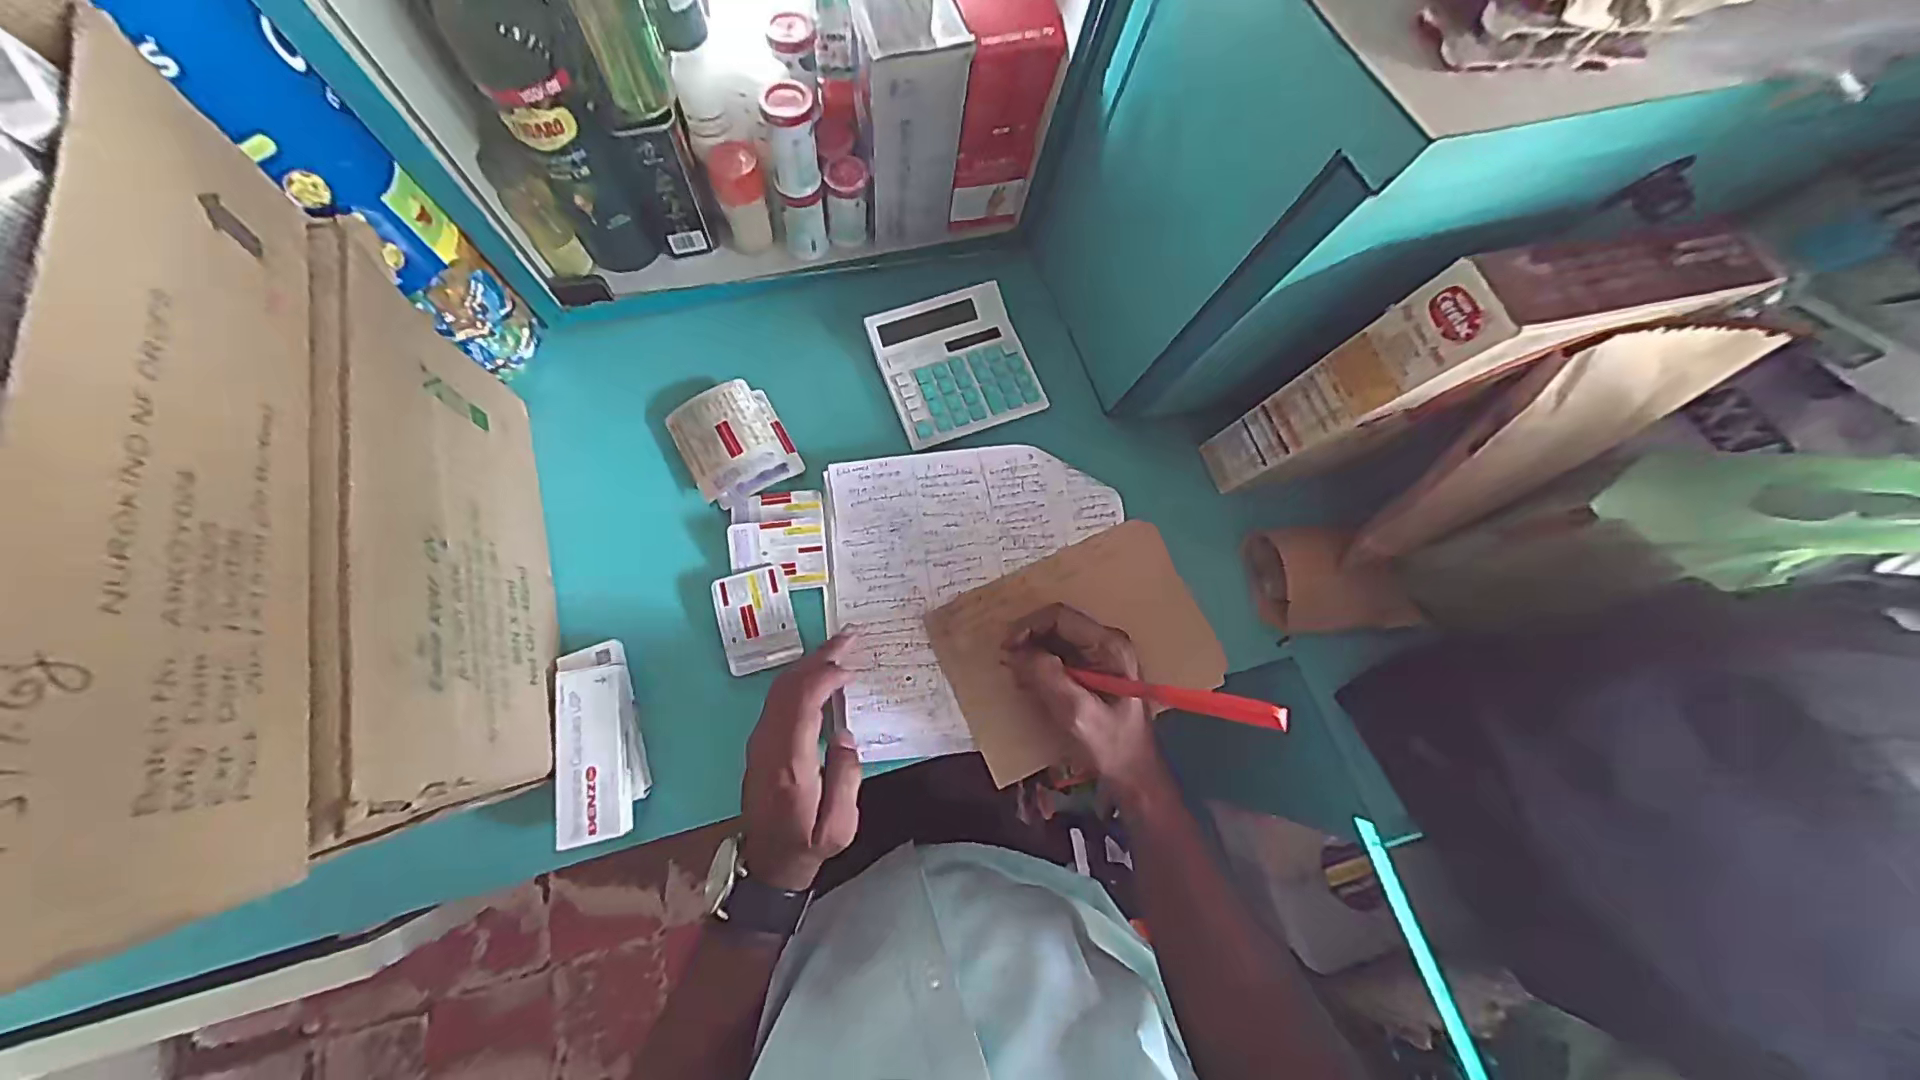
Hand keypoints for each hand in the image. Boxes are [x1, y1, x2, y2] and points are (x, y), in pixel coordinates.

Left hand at [740, 631, 862, 891]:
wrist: (767, 865)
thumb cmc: (807, 845)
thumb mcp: (839, 826)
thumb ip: (846, 778)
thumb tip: (844, 736)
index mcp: (789, 764)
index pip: (801, 703)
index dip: (824, 677)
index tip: (850, 667)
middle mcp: (768, 745)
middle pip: (788, 687)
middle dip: (820, 657)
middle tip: (850, 637)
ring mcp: (760, 742)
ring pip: (780, 688)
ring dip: (810, 663)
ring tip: (839, 647)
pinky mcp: (760, 742)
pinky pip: (779, 698)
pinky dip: (801, 678)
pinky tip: (820, 673)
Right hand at [1003, 604, 1171, 804]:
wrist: (1134, 773)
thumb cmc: (1111, 745)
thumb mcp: (1077, 713)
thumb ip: (1048, 678)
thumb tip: (1017, 652)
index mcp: (1109, 646)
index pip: (1060, 617)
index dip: (1028, 626)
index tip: (1006, 648)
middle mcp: (1107, 642)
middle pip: (1058, 624)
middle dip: (1028, 640)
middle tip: (1008, 662)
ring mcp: (1102, 654)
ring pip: (1056, 638)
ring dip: (1032, 652)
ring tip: (1017, 675)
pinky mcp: (1094, 668)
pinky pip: (1060, 653)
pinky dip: (1040, 663)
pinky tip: (1030, 683)